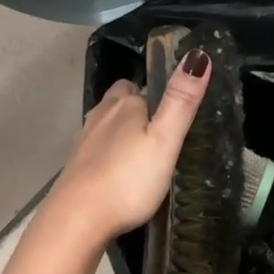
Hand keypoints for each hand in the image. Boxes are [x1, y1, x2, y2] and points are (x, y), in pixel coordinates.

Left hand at [45, 50, 210, 245]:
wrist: (77, 219)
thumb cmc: (127, 181)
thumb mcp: (165, 142)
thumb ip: (181, 101)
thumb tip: (198, 54)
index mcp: (125, 105)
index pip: (146, 91)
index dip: (162, 103)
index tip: (177, 123)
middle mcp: (101, 116)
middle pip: (121, 102)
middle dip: (137, 110)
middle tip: (159, 135)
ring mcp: (84, 141)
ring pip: (105, 125)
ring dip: (120, 132)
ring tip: (141, 153)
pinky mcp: (75, 166)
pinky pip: (96, 150)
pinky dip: (108, 155)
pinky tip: (118, 173)